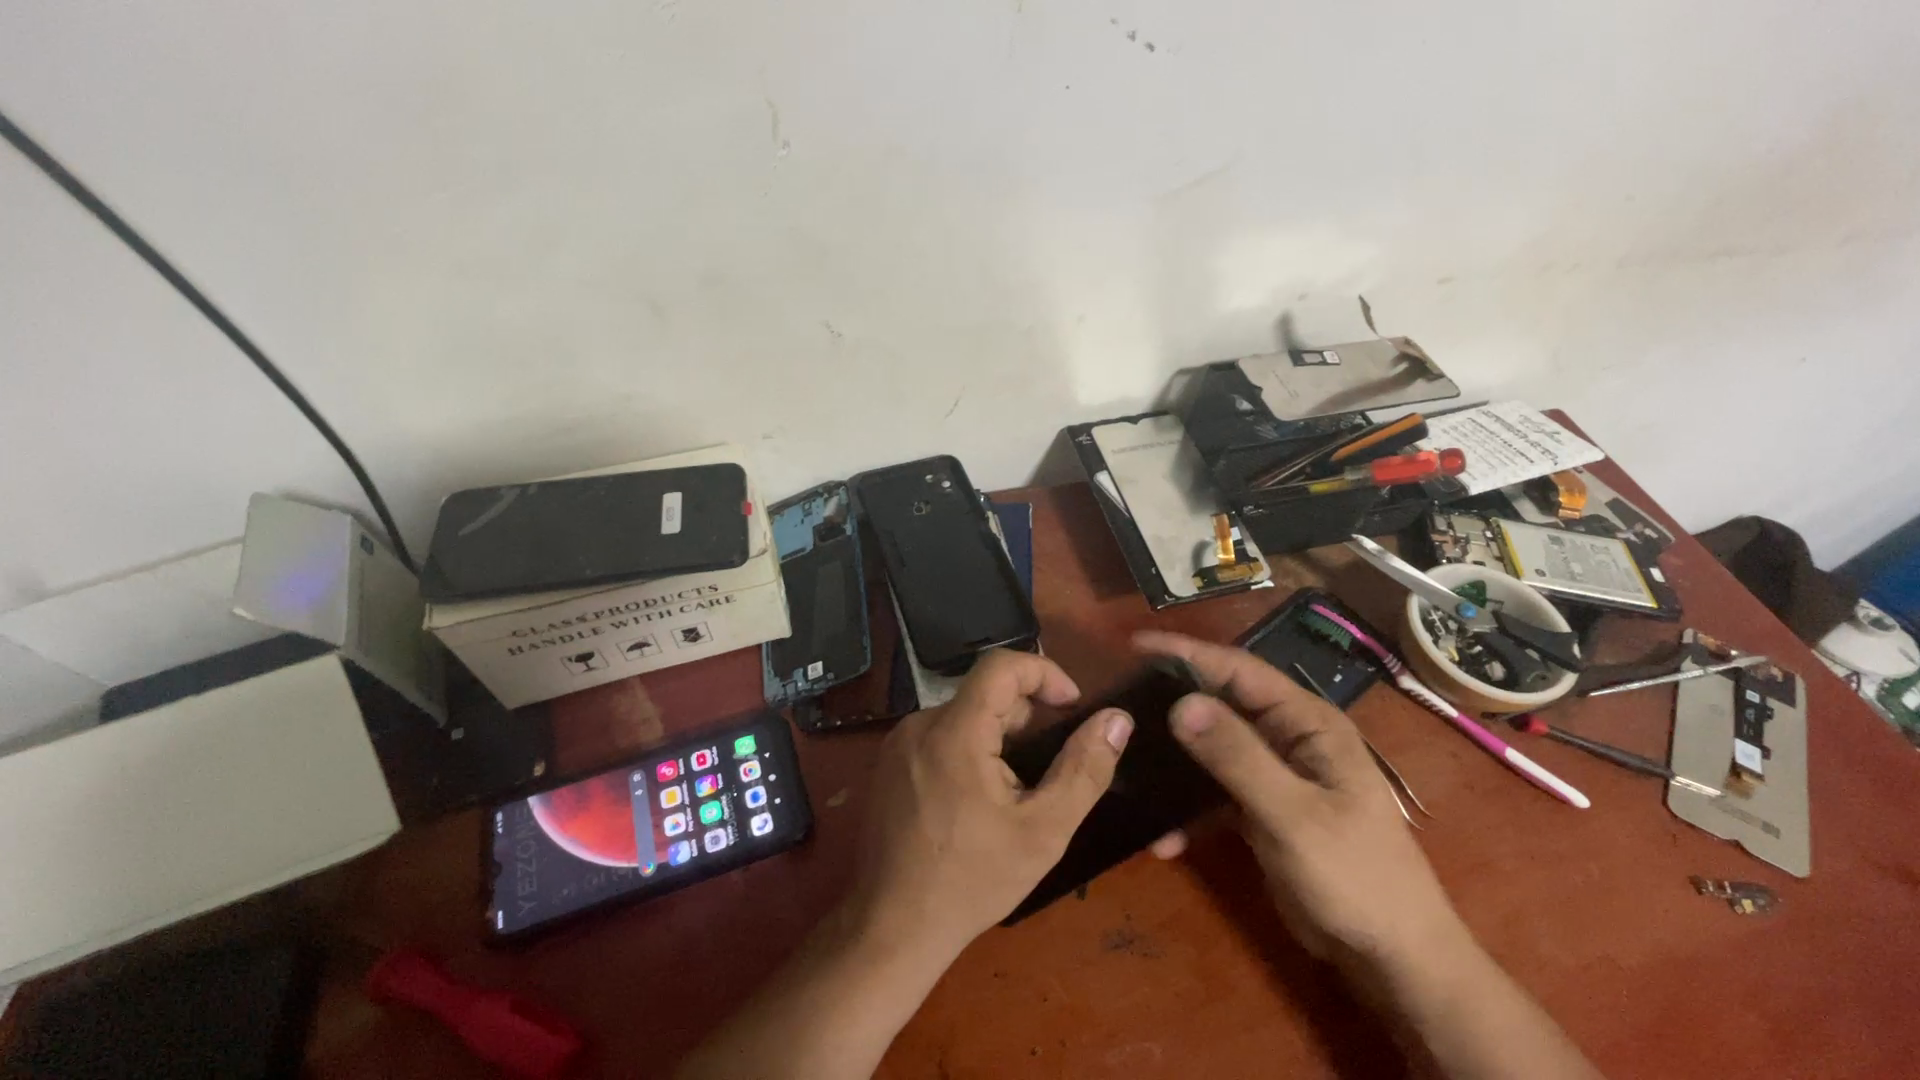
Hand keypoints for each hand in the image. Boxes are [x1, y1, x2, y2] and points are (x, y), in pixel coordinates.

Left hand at [844, 649, 1133, 960]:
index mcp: (954, 732)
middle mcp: (919, 726)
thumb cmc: (973, 880)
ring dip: (995, 738)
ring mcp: (897, 746)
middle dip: (1024, 719)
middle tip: (1045, 769)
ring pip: (961, 717)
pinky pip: (938, 738)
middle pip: (983, 695)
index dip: (1044, 672)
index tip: (1070, 706)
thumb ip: (1084, 769)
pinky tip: (976, 802)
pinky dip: (967, 752)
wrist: (893, 926)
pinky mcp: (887, 766)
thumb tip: (1117, 719)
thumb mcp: (1044, 830)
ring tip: (1013, 792)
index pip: (1000, 665)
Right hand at [1134, 631, 1469, 972]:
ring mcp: (1277, 777)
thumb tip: (1181, 702)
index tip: (1134, 646)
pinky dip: (1190, 813)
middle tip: (1119, 706)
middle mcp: (1291, 740)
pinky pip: (1216, 797)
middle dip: (1174, 706)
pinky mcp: (1264, 812)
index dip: (1188, 654)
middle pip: (1222, 706)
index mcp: (1308, 724)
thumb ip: (1237, 757)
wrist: (1391, 954)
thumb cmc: (1354, 875)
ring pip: (1214, 751)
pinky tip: (1163, 839)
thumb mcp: (1291, 814)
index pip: (1240, 671)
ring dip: (1176, 764)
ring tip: (1127, 767)